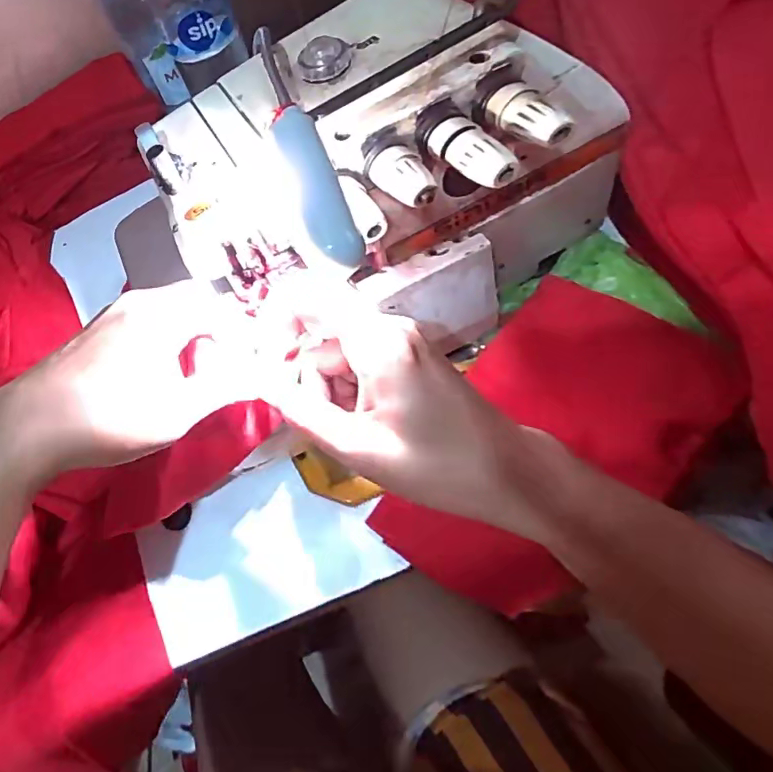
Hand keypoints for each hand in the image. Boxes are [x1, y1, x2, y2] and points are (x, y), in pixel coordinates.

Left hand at [0, 281, 284, 486]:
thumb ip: (223, 387)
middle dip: (220, 330)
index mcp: (164, 313)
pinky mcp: (96, 329)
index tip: (256, 368)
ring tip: (197, 373)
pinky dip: (166, 336)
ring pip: (169, 308)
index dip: (245, 338)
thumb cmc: (109, 418)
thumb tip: (260, 374)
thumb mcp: (176, 411)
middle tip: (229, 368)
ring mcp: (113, 312)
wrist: (29, 424)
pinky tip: (158, 371)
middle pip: (195, 300)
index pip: (222, 310)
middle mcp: (140, 301)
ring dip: (191, 332)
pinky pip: (146, 319)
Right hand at [260, 279, 573, 538]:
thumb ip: (301, 410)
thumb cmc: (439, 466)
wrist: (512, 475)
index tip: (267, 368)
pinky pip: (355, 364)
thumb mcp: (358, 447)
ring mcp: (398, 341)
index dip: (272, 322)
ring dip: (330, 395)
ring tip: (356, 437)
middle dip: (309, 384)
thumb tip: (260, 381)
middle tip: (330, 431)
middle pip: (317, 340)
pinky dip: (348, 394)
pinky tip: (368, 428)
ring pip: (334, 356)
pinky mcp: (405, 356)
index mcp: (377, 341)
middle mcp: (386, 328)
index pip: (305, 296)